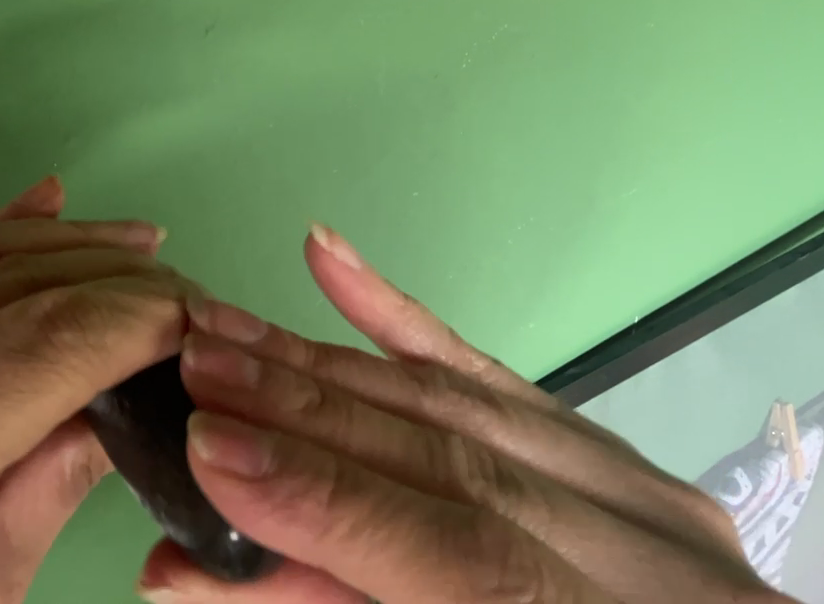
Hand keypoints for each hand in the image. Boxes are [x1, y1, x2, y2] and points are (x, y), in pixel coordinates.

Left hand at [0, 177, 189, 603]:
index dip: (130, 319)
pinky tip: (47, 207)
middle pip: (6, 286)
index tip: (196, 318)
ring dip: (62, 243)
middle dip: (109, 278)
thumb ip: (47, 482)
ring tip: (138, 245)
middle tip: (182, 290)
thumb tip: (122, 393)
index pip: (38, 344)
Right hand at [140, 224, 793, 603]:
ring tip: (223, 328)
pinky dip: (395, 312)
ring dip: (321, 358)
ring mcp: (635, 493)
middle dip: (302, 408)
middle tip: (196, 364)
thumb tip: (173, 567)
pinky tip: (325, 255)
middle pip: (449, 456)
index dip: (323, 493)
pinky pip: (491, 369)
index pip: (459, 555)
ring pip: (455, 399)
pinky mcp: (602, 447)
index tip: (208, 444)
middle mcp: (650, 564)